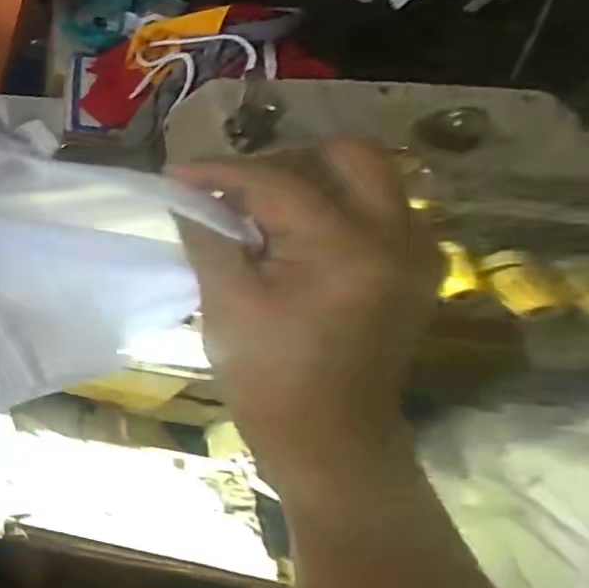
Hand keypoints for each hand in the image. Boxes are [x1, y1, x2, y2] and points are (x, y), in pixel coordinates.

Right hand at [169, 139, 440, 486]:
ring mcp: (416, 249)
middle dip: (277, 163)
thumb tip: (185, 194)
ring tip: (252, 212)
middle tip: (227, 190)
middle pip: (345, 156)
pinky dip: (327, 205)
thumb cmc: (265, 371)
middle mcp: (398, 234)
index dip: (218, 171)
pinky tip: (287, 235)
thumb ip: (208, 236)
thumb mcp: (224, 299)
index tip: (172, 173)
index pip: (277, 180)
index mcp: (347, 247)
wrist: (326, 430)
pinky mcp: (413, 265)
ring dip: (305, 180)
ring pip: (366, 177)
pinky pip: (374, 207)